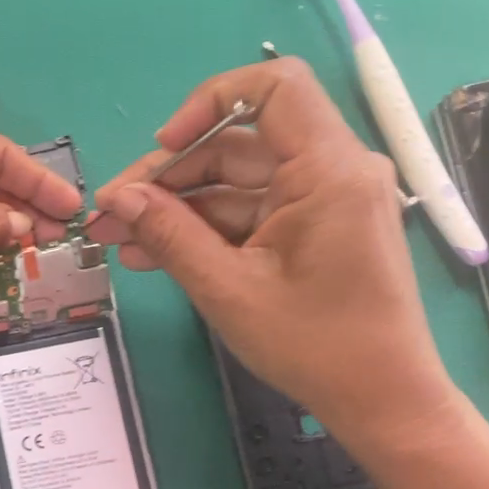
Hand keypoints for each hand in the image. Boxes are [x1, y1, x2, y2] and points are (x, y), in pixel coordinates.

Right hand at [89, 58, 461, 449]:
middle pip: (238, 146)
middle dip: (168, 177)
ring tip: (117, 240)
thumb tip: (118, 199)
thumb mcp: (227, 289)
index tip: (162, 150)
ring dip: (174, 210)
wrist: (379, 398)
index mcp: (328, 170)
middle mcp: (331, 172)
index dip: (207, 105)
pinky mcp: (311, 232)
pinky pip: (248, 216)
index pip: (272, 89)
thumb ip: (170, 235)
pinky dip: (201, 232)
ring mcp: (321, 203)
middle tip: (109, 214)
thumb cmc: (313, 344)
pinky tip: (151, 255)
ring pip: (234, 185)